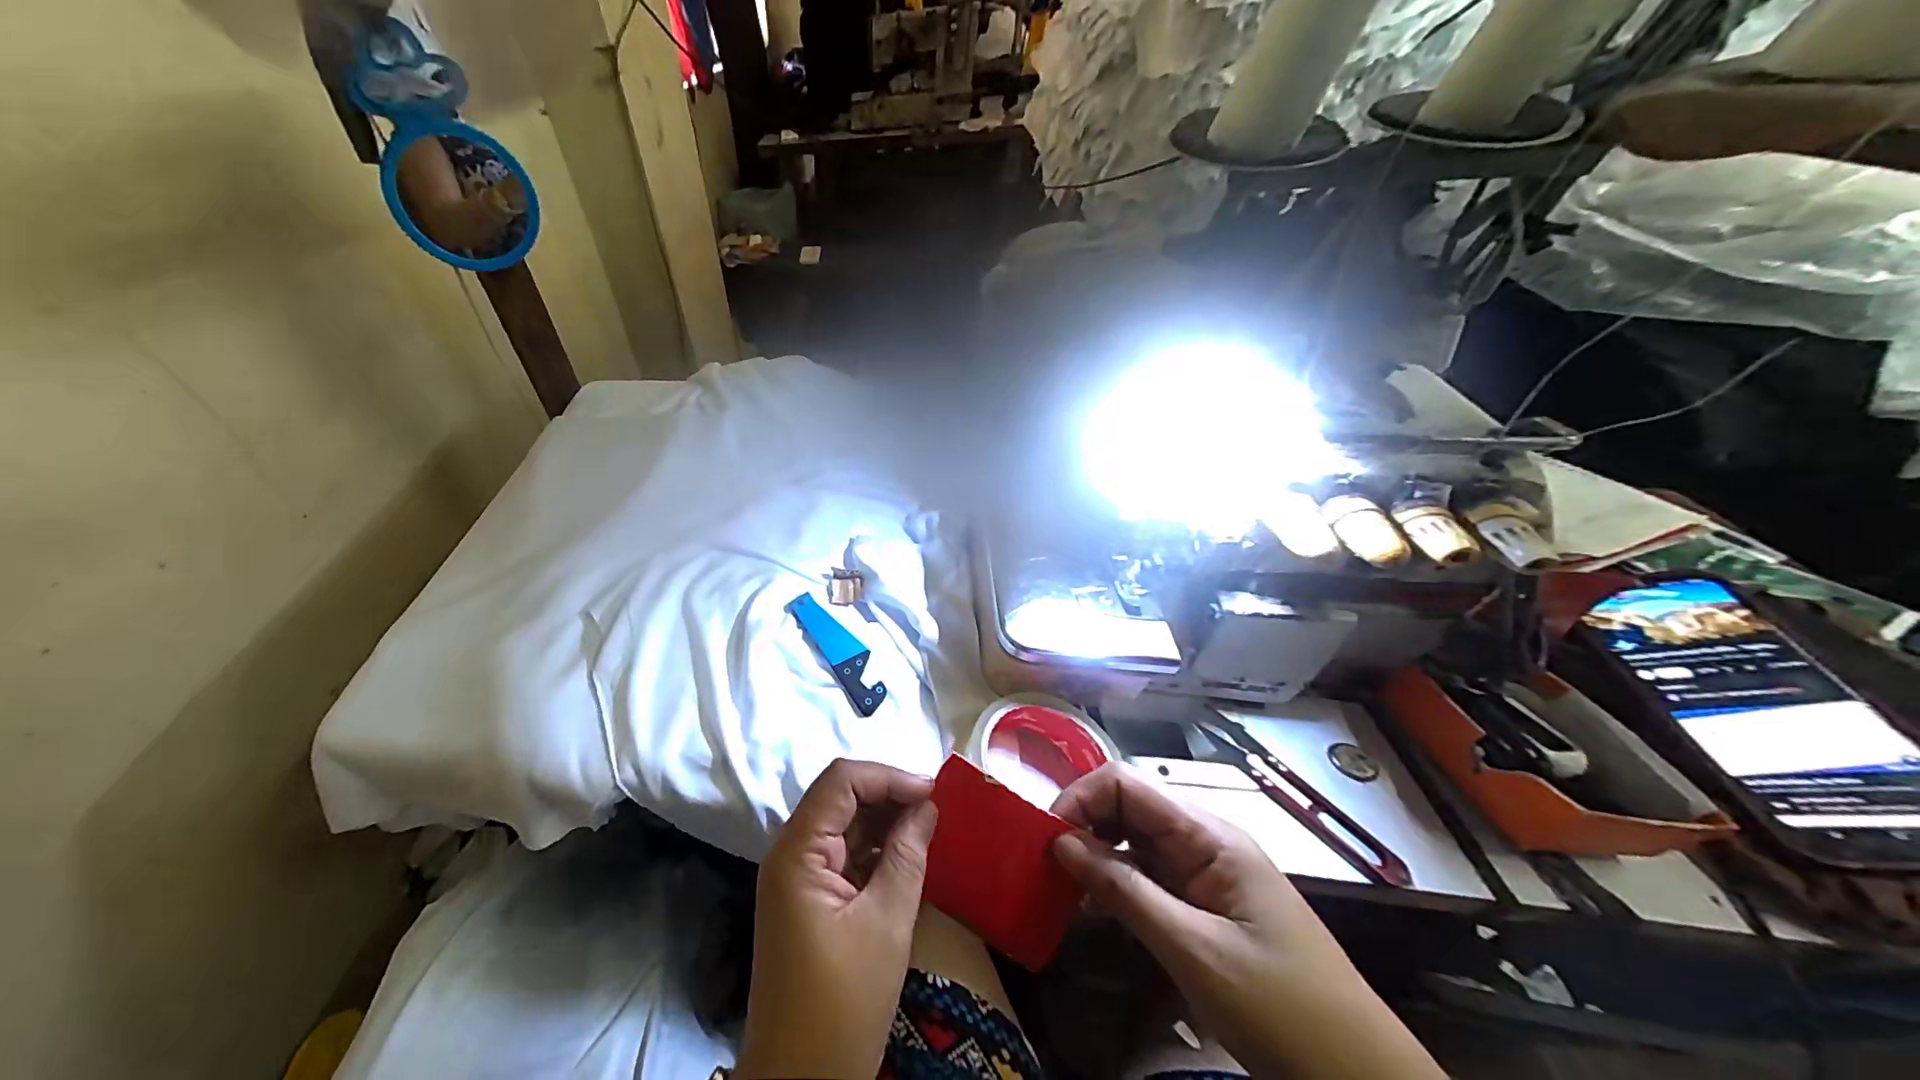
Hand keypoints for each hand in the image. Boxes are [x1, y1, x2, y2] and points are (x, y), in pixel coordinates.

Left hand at [736, 760, 938, 1079]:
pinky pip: (843, 853)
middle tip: (938, 808)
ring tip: (930, 828)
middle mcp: (790, 854)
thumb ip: (907, 854)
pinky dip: (875, 847)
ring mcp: (797, 877)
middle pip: (839, 796)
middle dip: (889, 794)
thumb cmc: (843, 1002)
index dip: (889, 777)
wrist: (801, 1078)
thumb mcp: (887, 922)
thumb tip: (928, 805)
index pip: (841, 781)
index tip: (934, 792)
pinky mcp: (808, 898)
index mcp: (797, 853)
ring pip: (843, 823)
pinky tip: (908, 854)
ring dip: (885, 819)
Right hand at [1050, 764, 1444, 1079]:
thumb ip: (1124, 890)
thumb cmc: (1279, 1006)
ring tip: (1058, 878)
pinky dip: (1116, 878)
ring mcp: (1206, 870)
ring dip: (1095, 849)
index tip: (1044, 835)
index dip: (1082, 798)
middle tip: (1043, 860)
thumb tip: (1060, 841)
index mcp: (1209, 835)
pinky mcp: (1205, 901)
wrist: (1353, 1070)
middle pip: (1130, 805)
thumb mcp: (1192, 949)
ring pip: (1136, 838)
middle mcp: (1205, 840)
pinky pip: (1150, 872)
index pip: (1129, 784)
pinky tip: (1093, 899)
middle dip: (1083, 821)